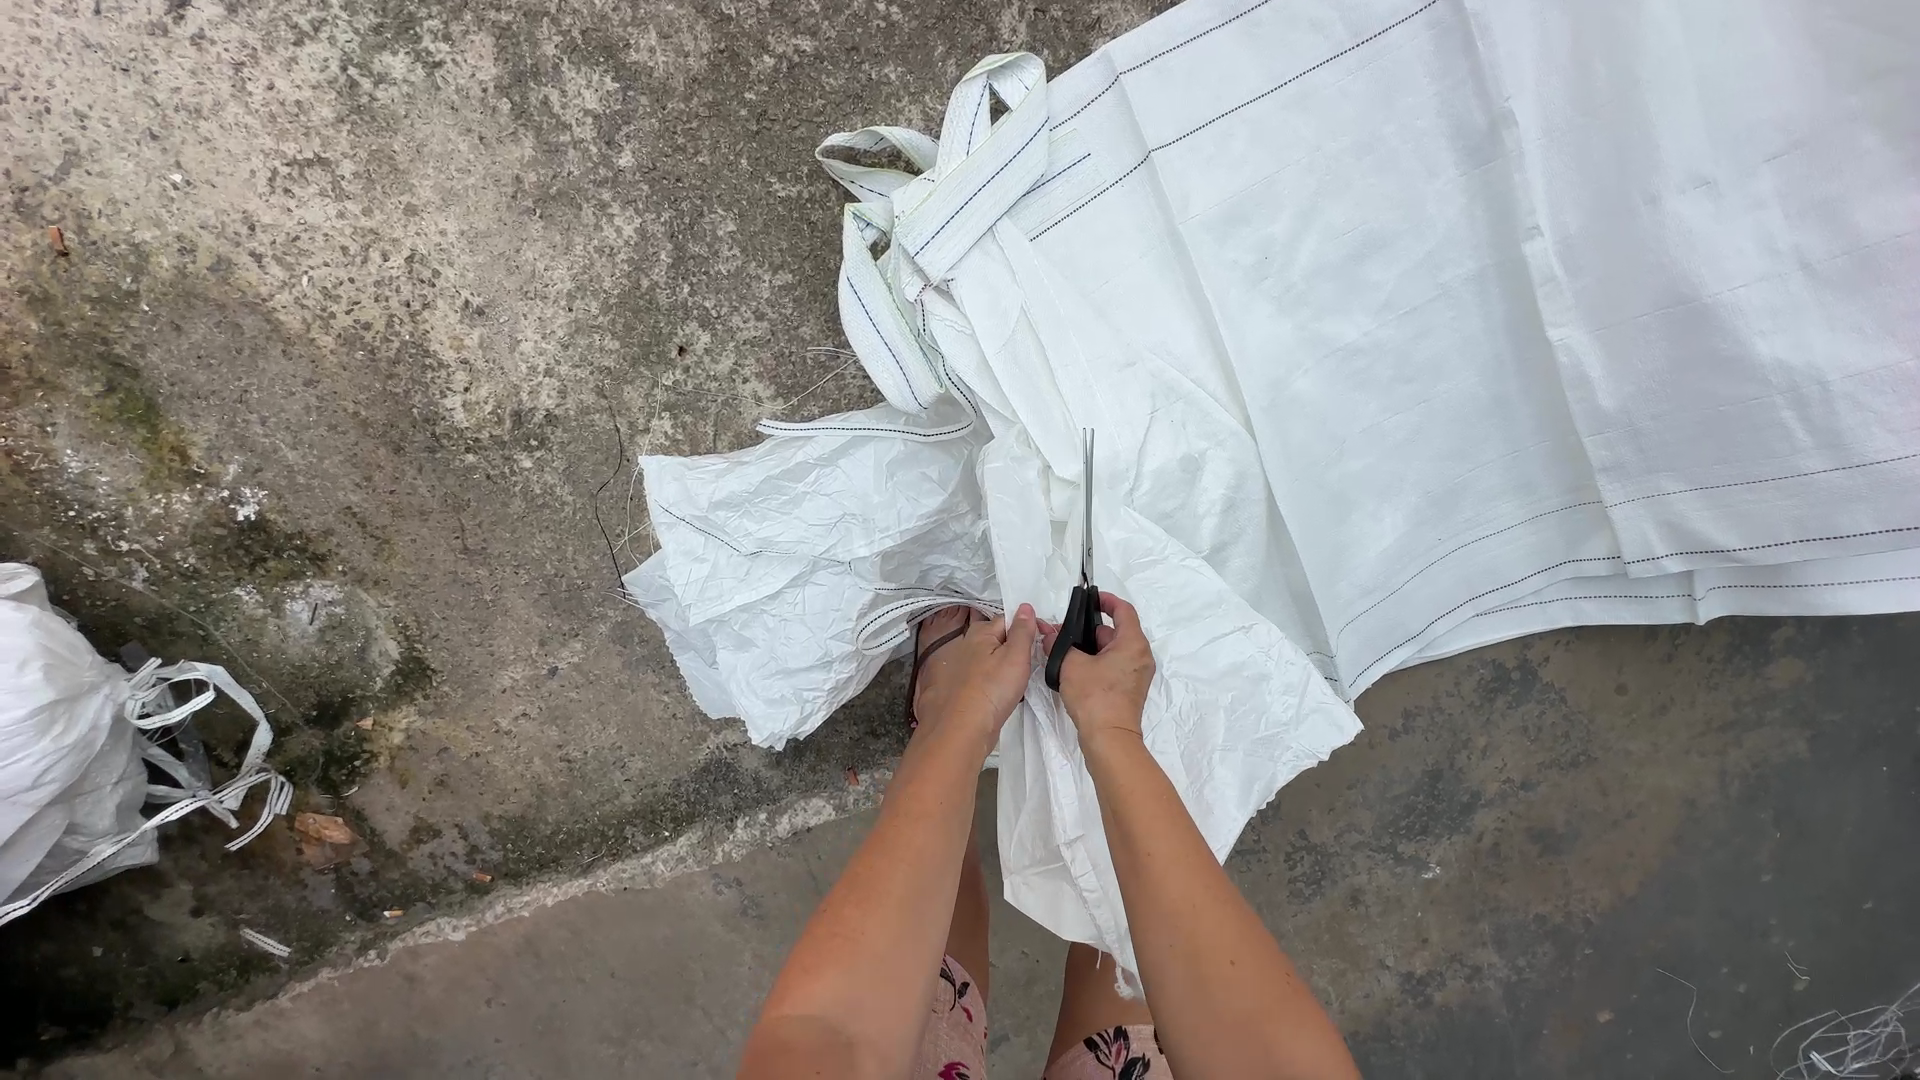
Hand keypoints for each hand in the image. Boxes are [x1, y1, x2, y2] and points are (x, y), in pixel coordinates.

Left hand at [911, 603, 1039, 743]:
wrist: (964, 728)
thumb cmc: (992, 689)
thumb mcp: (1015, 655)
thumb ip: (1022, 630)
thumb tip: (1025, 606)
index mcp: (979, 633)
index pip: (1008, 620)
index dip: (1027, 628)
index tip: (1043, 643)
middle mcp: (967, 646)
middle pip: (999, 640)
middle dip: (1016, 649)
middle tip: (1033, 665)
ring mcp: (963, 668)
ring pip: (992, 661)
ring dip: (1006, 668)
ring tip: (1019, 682)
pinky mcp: (963, 689)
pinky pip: (986, 679)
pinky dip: (996, 683)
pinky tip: (1003, 695)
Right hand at [1040, 591, 1154, 746]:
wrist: (1109, 739)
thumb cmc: (1095, 697)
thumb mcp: (1070, 665)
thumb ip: (1060, 645)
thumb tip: (1049, 636)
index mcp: (1133, 643)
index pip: (1124, 610)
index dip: (1106, 600)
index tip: (1090, 599)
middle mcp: (1141, 656)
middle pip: (1116, 632)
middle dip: (1089, 630)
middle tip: (1065, 632)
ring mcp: (1137, 674)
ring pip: (1113, 651)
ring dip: (1091, 648)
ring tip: (1065, 652)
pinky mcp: (1130, 690)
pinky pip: (1114, 666)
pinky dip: (1097, 663)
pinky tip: (1075, 670)